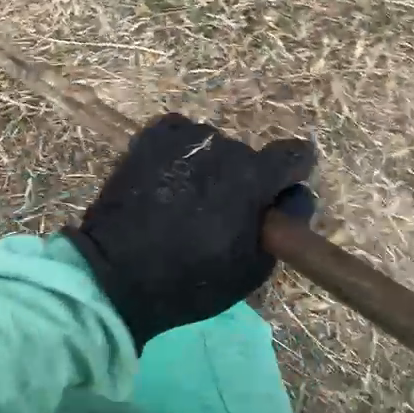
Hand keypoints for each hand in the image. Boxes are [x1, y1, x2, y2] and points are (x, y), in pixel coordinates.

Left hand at [64, 114, 315, 347]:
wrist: (118, 269)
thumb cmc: (193, 277)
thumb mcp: (255, 264)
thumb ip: (284, 222)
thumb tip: (294, 194)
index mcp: (252, 176)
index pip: (292, 154)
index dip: (293, 172)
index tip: (284, 188)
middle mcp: (219, 146)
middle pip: (246, 156)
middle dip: (245, 179)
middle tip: (225, 212)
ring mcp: (179, 137)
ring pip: (211, 146)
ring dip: (210, 165)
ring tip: (190, 198)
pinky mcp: (146, 138)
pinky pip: (178, 135)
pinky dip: (181, 151)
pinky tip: (170, 177)